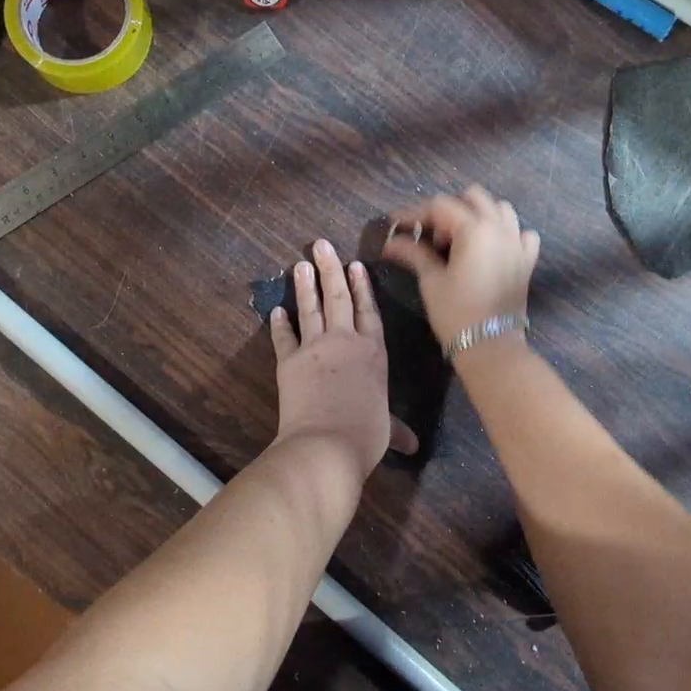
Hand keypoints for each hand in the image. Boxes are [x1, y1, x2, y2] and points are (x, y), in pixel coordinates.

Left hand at [270, 240, 418, 473]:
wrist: (327, 443)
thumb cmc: (366, 434)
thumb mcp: (386, 428)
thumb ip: (397, 429)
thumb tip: (413, 445)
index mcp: (373, 352)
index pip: (368, 310)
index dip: (362, 287)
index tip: (355, 265)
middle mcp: (345, 341)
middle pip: (338, 298)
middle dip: (330, 269)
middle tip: (321, 245)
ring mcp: (314, 348)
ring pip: (310, 308)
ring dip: (305, 285)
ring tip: (300, 264)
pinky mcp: (289, 360)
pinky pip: (284, 337)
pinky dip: (279, 323)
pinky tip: (277, 309)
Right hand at [382, 186, 539, 346]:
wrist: (491, 347)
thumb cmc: (456, 312)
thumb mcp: (431, 280)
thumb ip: (414, 253)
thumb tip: (391, 242)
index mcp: (474, 228)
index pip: (440, 206)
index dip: (416, 214)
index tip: (397, 226)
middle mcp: (499, 227)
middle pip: (473, 197)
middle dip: (449, 210)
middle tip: (432, 236)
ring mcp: (517, 243)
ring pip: (500, 209)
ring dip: (478, 215)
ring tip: (460, 240)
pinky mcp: (527, 260)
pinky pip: (521, 233)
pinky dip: (507, 233)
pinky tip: (492, 249)